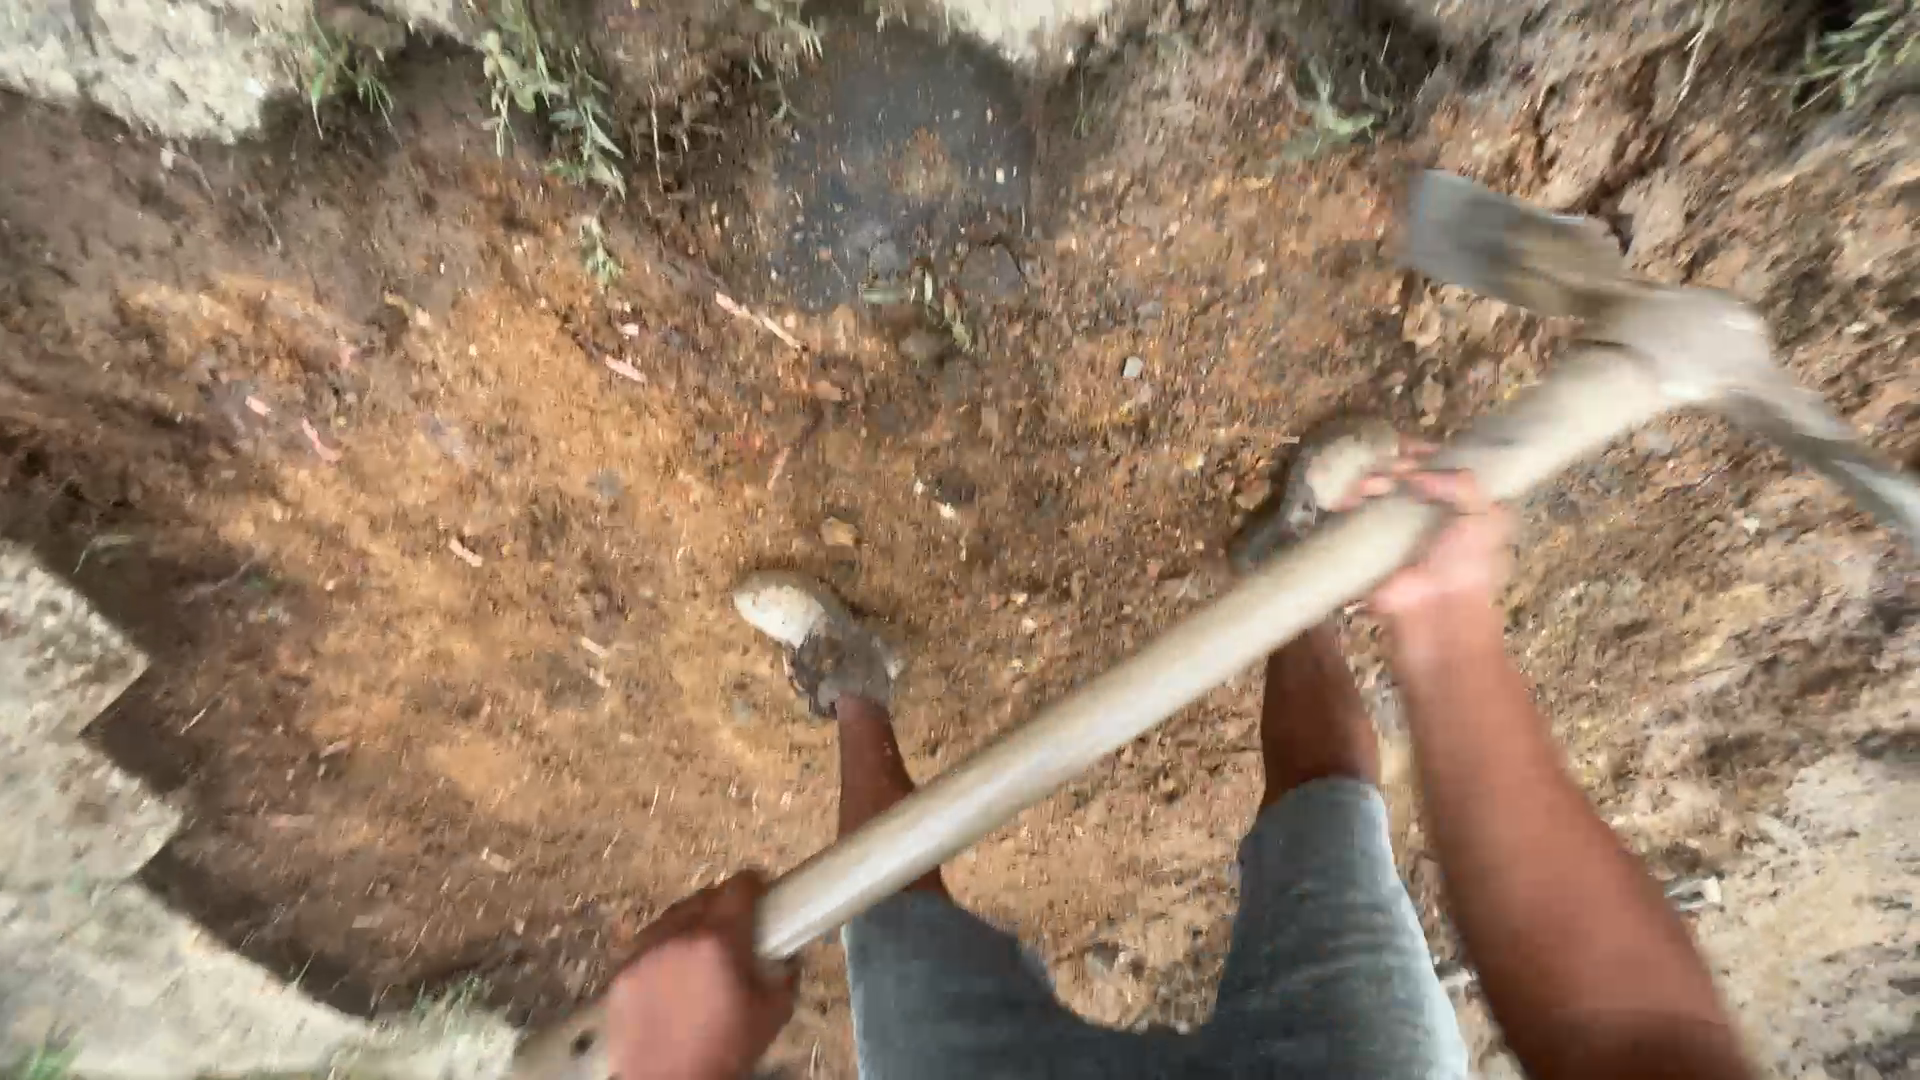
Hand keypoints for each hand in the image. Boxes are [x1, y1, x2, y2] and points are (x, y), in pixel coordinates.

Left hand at [606, 873, 795, 1079]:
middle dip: (724, 905)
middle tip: (735, 929)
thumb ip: (786, 971)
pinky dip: (664, 946)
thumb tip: (787, 951)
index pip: (740, 885)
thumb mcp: (775, 1011)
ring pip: (674, 915)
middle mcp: (679, 935)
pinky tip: (673, 970)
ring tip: (701, 949)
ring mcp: (645, 953)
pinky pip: (648, 942)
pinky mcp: (621, 973)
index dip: (756, 885)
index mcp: (720, 938)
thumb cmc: (726, 1051)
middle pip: (706, 895)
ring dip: (692, 922)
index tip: (763, 896)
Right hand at [1346, 450, 1512, 622]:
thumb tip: (1410, 474)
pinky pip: (1351, 516)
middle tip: (1387, 474)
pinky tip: (1342, 502)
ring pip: (1373, 491)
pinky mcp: (1367, 543)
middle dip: (1390, 467)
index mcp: (1460, 502)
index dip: (1422, 452)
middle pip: (1401, 474)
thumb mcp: (1485, 517)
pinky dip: (1344, 505)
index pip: (1439, 465)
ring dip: (1365, 483)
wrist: (1437, 609)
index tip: (1406, 449)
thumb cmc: (1468, 564)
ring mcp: (1393, 527)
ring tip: (1364, 489)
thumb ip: (1461, 483)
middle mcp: (1425, 510)